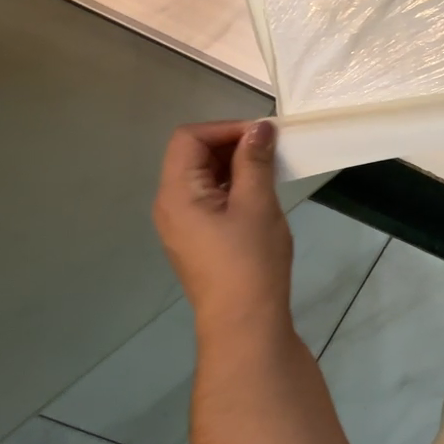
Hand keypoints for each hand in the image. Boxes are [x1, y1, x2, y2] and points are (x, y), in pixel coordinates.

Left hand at [153, 120, 293, 335]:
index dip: (226, 128)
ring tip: (272, 169)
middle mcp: (170, 203)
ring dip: (236, 163)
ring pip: (202, 174)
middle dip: (232, 143)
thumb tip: (259, 128)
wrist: (243, 315)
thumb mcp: (257, 204)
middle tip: (273, 149)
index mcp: (177, 193)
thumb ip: (254, 162)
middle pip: (192, 154)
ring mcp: (182, 221)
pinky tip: (261, 192)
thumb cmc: (250, 258)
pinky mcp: (197, 234)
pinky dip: (234, 183)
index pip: (188, 138)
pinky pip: (209, 194)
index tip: (265, 135)